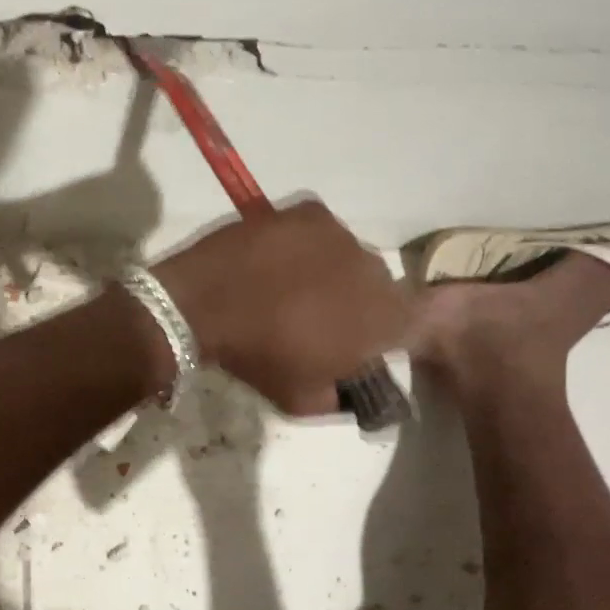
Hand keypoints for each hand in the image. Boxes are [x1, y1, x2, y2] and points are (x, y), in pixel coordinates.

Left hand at [153, 199, 408, 415]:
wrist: (201, 304)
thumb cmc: (255, 355)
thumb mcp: (300, 398)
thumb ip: (337, 398)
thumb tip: (347, 394)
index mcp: (385, 318)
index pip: (407, 326)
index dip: (379, 335)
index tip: (350, 342)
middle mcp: (375, 270)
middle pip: (376, 287)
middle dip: (351, 301)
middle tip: (311, 314)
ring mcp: (342, 235)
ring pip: (347, 256)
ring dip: (328, 269)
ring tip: (286, 283)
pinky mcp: (308, 211)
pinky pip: (318, 230)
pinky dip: (303, 241)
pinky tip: (275, 257)